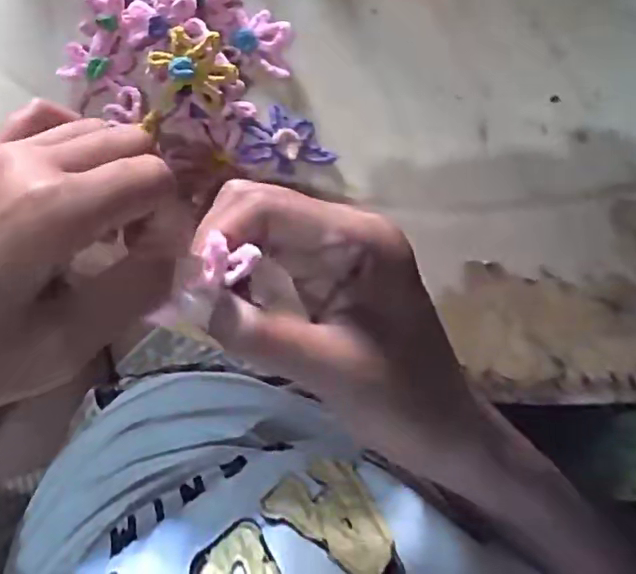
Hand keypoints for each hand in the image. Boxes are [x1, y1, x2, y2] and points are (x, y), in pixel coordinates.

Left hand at [0, 100, 183, 436]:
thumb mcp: (54, 349)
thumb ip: (129, 294)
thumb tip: (175, 256)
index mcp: (54, 207)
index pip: (153, 177)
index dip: (171, 217)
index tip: (155, 262)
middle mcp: (33, 159)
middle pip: (130, 142)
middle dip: (150, 189)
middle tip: (133, 247)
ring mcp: (1, 146)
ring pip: (94, 126)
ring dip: (117, 166)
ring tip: (102, 223)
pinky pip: (44, 117)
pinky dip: (76, 137)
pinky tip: (70, 178)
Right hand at [194, 180, 483, 467]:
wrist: (449, 434)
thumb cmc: (402, 403)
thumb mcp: (327, 371)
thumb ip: (254, 331)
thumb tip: (185, 296)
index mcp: (357, 235)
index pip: (268, 205)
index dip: (218, 233)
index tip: (189, 283)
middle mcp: (342, 222)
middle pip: (256, 201)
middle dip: (216, 238)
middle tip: (193, 290)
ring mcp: (331, 238)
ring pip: (254, 218)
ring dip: (222, 251)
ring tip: (205, 295)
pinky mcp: (320, 259)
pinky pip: (264, 244)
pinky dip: (237, 265)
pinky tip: (228, 296)